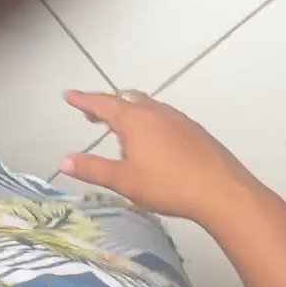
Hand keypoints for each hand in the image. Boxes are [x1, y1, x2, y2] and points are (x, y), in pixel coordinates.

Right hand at [58, 90, 260, 220]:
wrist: (222, 192)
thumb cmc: (167, 185)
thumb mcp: (123, 180)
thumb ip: (92, 169)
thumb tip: (64, 160)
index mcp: (134, 119)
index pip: (101, 103)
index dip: (82, 99)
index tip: (68, 95)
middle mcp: (154, 111)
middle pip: (124, 99)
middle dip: (105, 104)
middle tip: (90, 113)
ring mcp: (177, 119)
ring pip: (146, 105)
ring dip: (127, 110)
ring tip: (119, 125)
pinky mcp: (193, 130)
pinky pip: (162, 115)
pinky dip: (147, 118)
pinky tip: (151, 137)